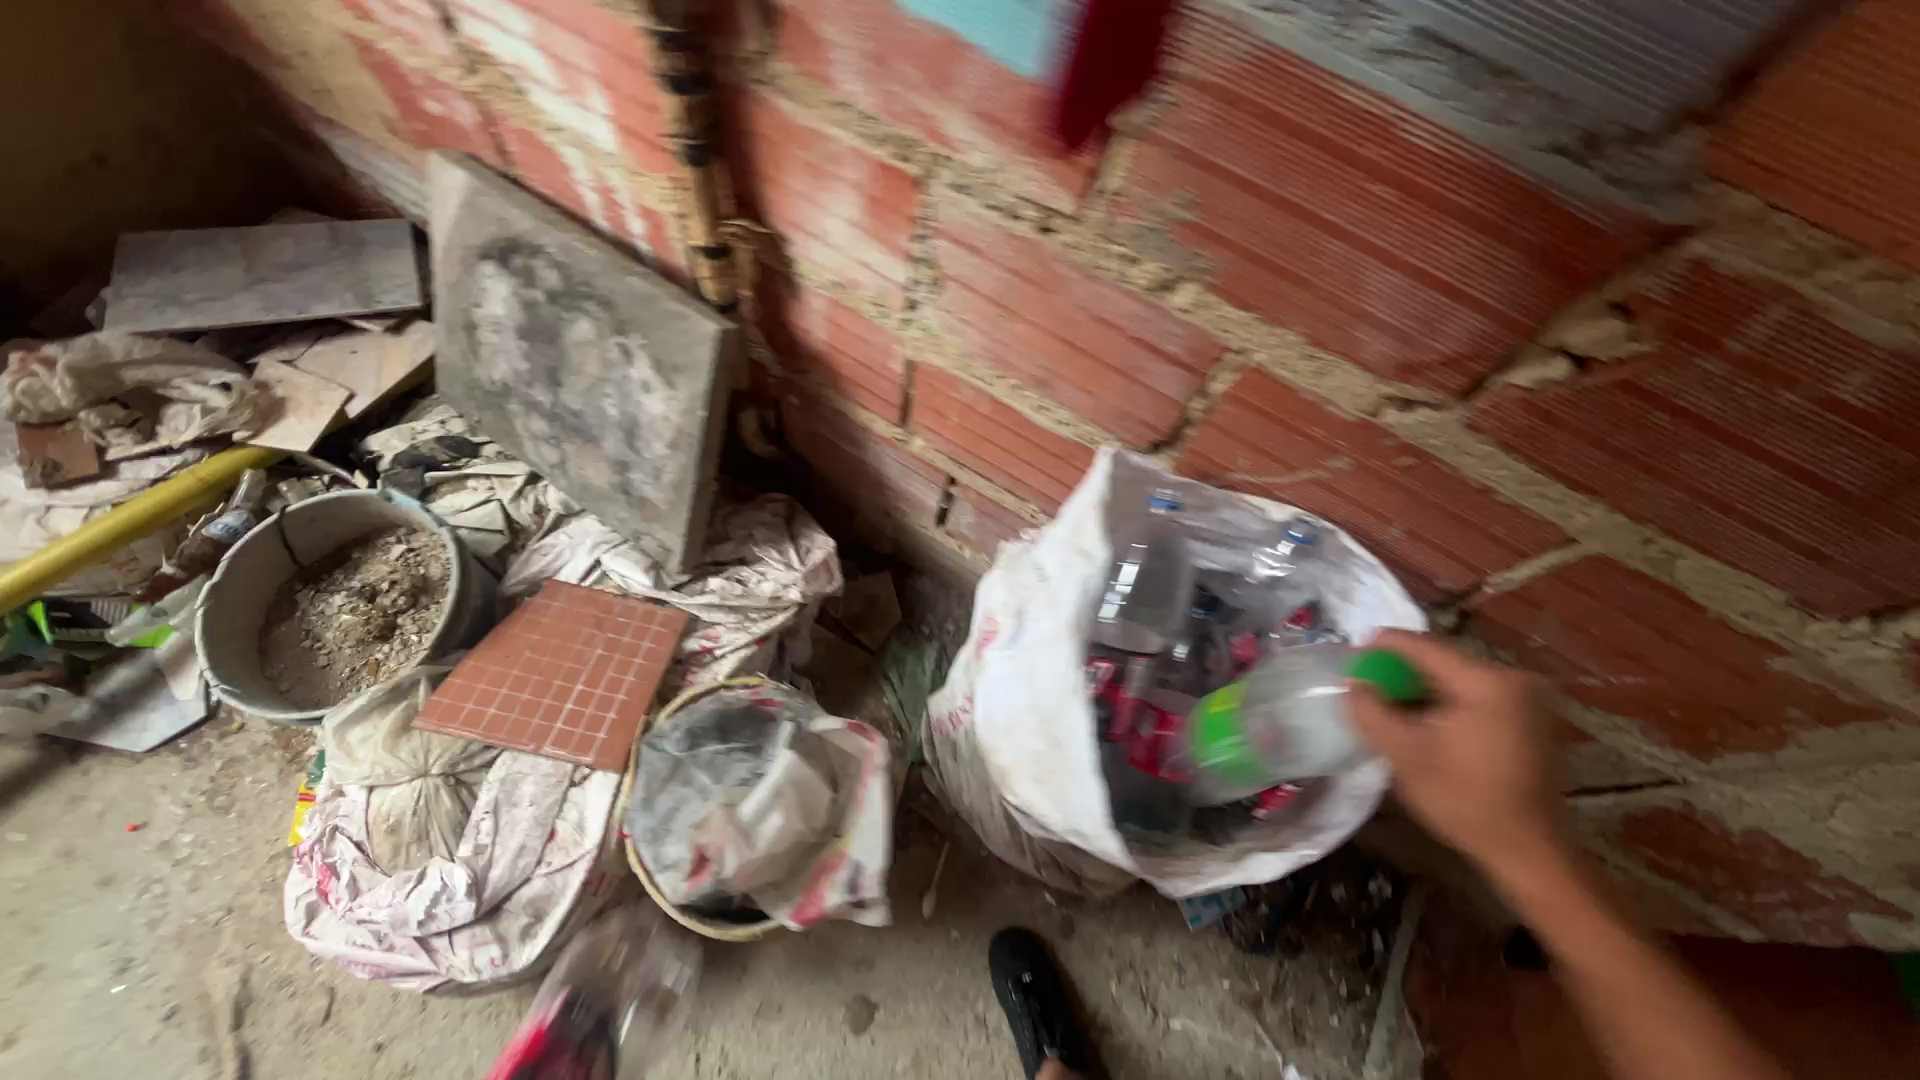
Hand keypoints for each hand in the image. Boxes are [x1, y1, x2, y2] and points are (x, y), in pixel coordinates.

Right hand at [1347, 630, 1567, 876]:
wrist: (1530, 851)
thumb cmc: (1465, 801)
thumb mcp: (1404, 755)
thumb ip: (1371, 711)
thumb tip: (1353, 681)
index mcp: (1486, 683)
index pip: (1421, 646)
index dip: (1380, 647)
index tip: (1351, 659)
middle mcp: (1513, 679)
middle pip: (1439, 661)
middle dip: (1400, 673)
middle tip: (1367, 690)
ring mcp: (1526, 697)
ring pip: (1455, 679)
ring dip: (1420, 690)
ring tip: (1390, 708)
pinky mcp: (1529, 716)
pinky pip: (1474, 694)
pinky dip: (1444, 703)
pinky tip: (1425, 725)